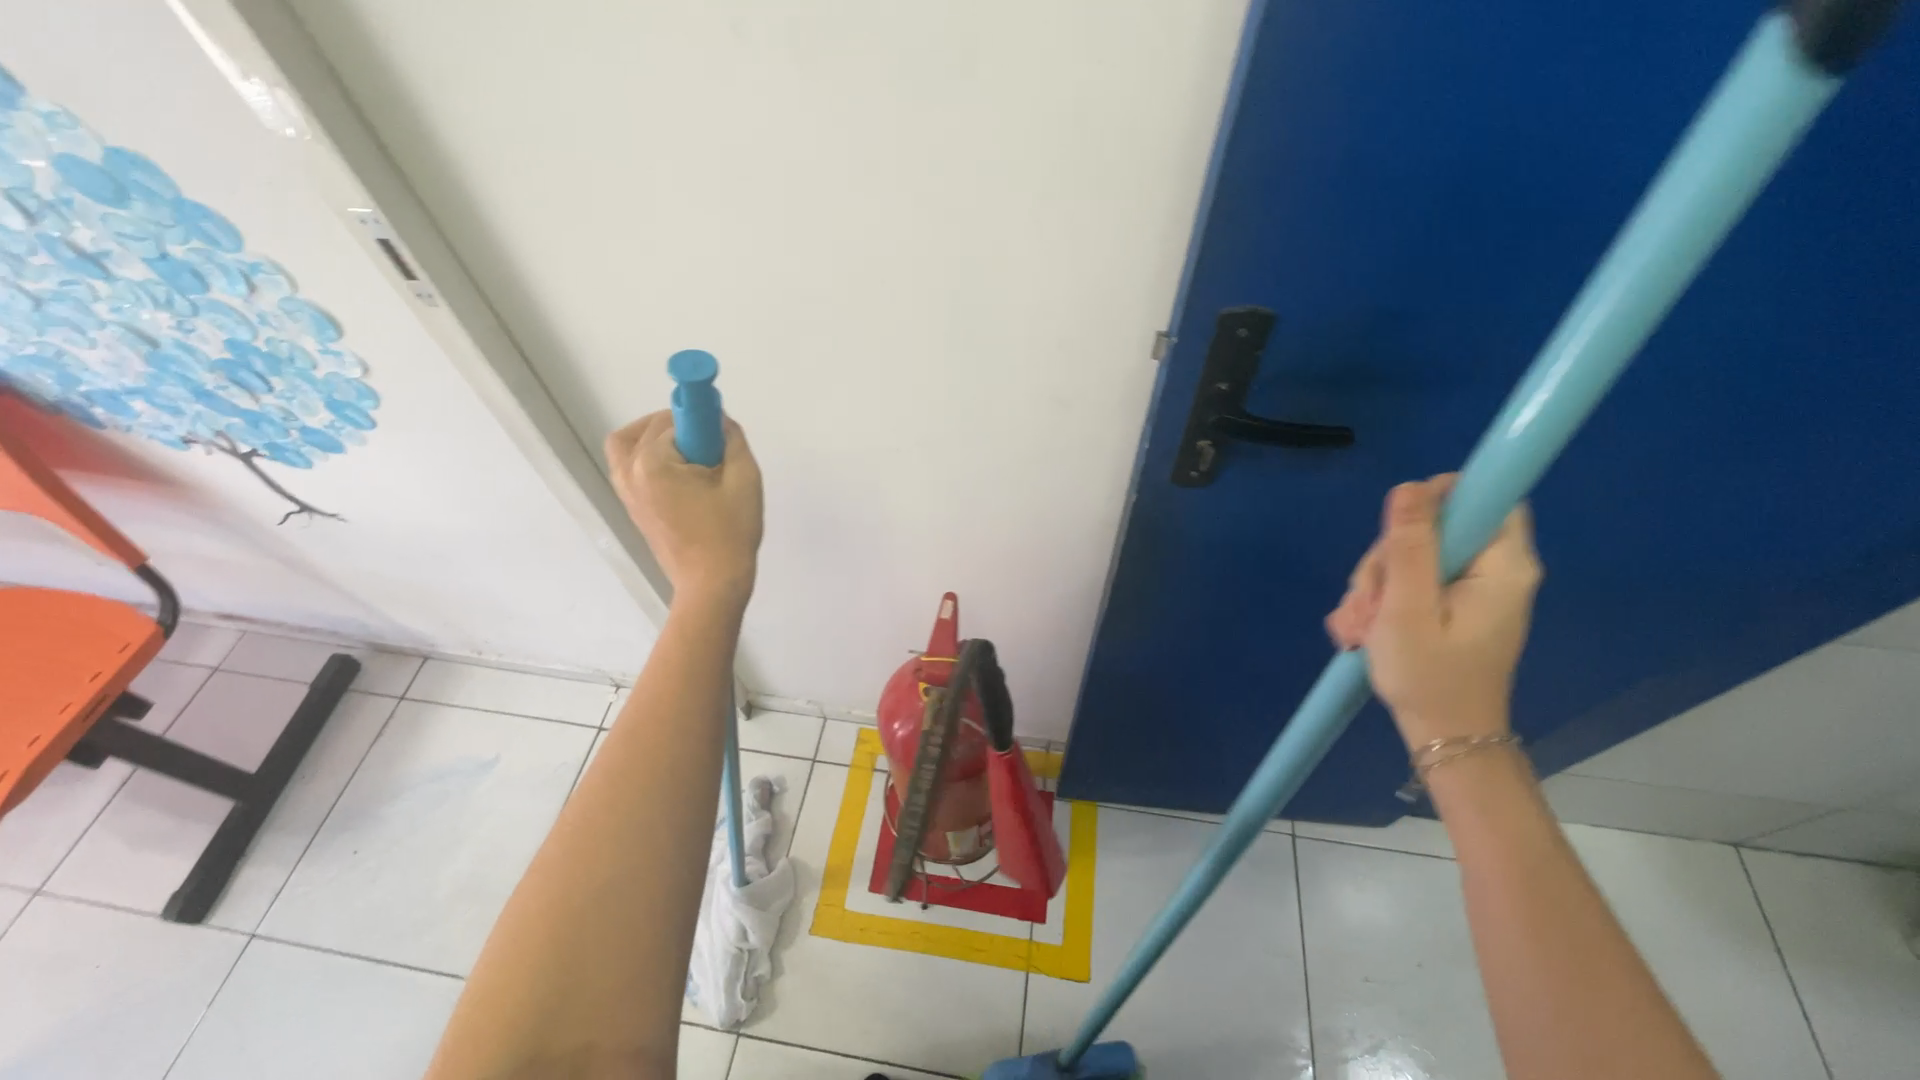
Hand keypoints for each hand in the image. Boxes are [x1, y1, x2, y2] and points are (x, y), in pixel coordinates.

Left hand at [605, 411, 763, 605]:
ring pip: (629, 445)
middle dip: (680, 427)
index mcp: (651, 463)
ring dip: (657, 438)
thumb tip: (719, 421)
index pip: (672, 420)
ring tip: (691, 453)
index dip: (698, 417)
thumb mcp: (744, 479)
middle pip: (648, 428)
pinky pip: (631, 467)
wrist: (712, 583)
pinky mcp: (633, 508)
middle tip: (711, 446)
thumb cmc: (730, 532)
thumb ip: (731, 439)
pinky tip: (683, 474)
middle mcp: (629, 474)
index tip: (718, 427)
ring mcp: (626, 493)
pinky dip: (649, 458)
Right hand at [1325, 475, 1540, 748]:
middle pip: (1434, 529)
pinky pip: (1410, 581)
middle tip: (1369, 602)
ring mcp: (1471, 589)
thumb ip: (1410, 546)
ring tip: (1359, 628)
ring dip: (1375, 587)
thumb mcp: (1407, 610)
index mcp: (1502, 565)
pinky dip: (1381, 602)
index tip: (1397, 530)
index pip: (1484, 496)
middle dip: (1387, 560)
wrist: (1445, 740)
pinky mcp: (1450, 605)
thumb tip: (1410, 485)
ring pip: (1412, 556)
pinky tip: (1363, 630)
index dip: (1438, 498)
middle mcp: (1494, 569)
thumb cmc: (1430, 678)